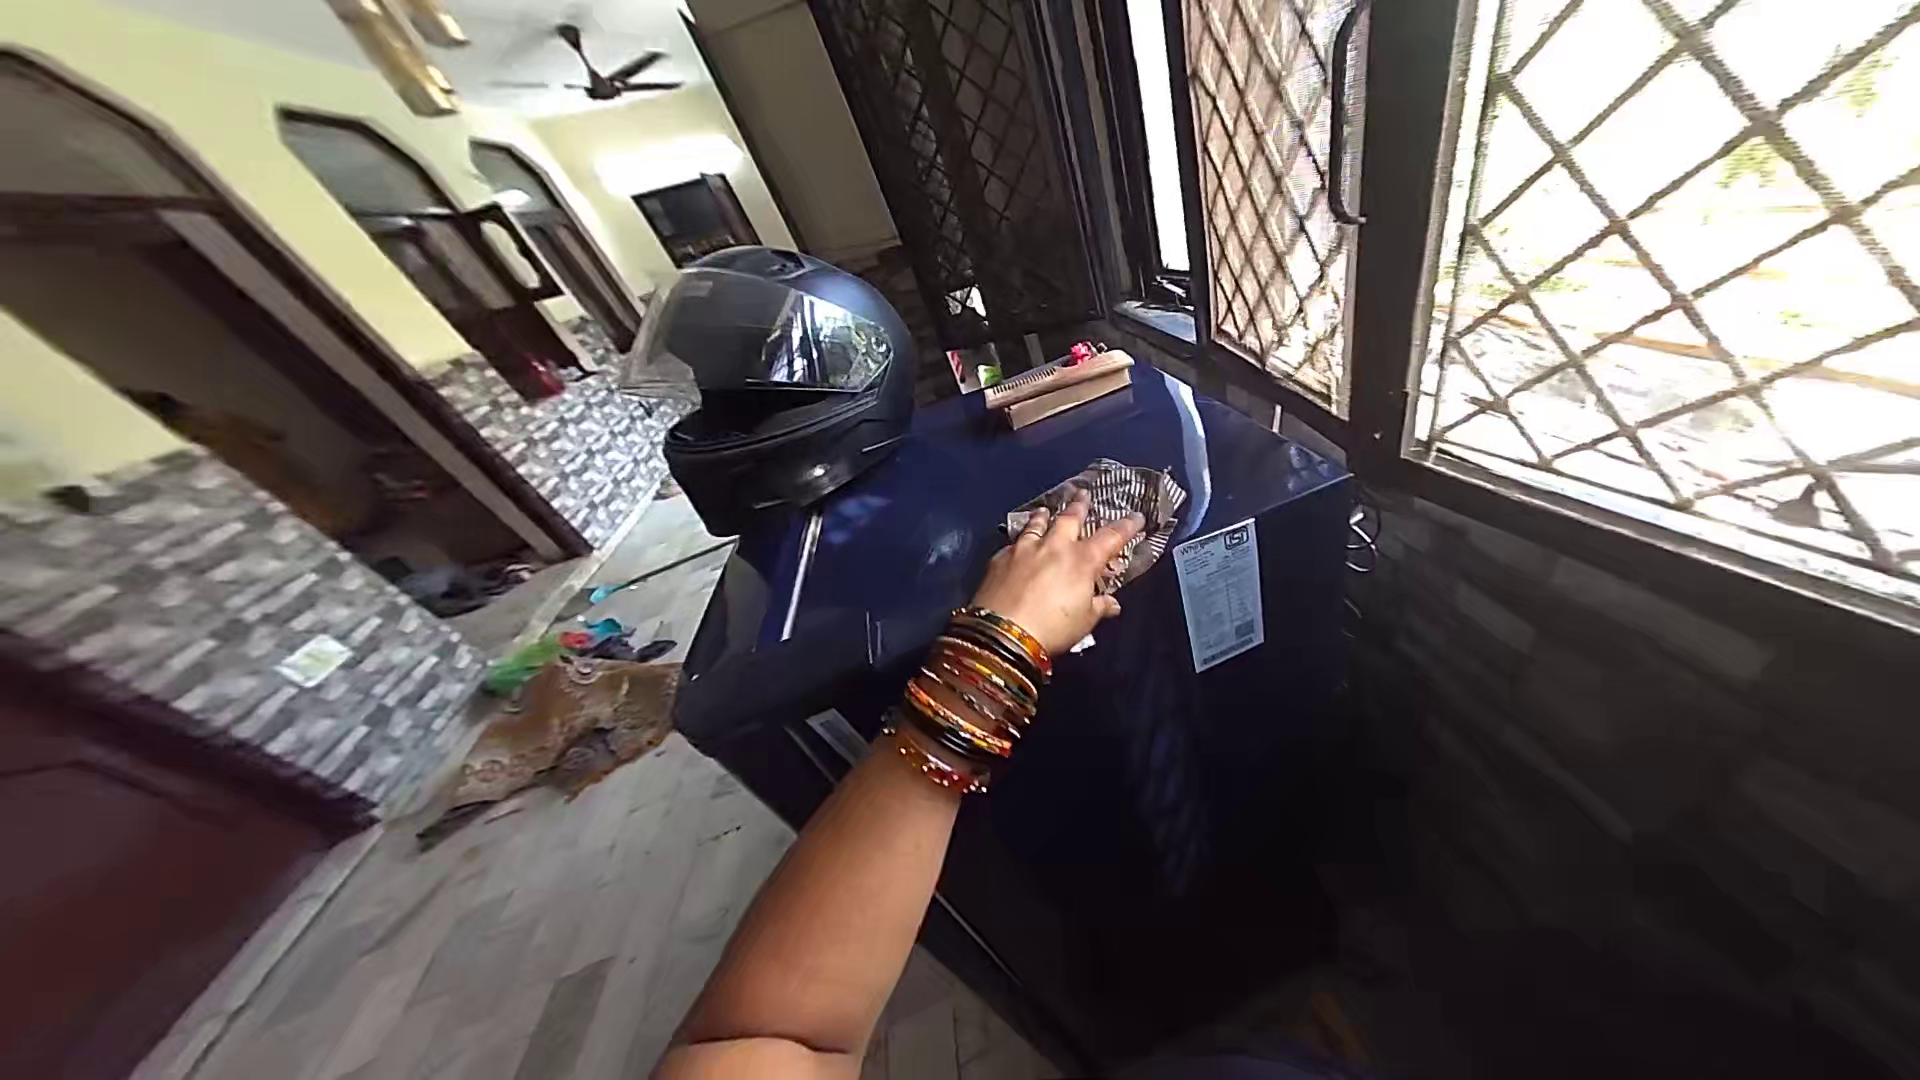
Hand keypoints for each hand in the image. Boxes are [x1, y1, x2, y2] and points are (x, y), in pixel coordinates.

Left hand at [970, 491, 1144, 654]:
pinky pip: (1014, 542)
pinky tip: (1018, 543)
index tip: (1135, 517)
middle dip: (1079, 505)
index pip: (1111, 537)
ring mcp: (1025, 549)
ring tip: (1045, 510)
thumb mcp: (1084, 621)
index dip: (1126, 527)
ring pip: (1037, 524)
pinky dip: (1020, 540)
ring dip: (1044, 516)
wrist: (1003, 632)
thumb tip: (1112, 603)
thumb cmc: (1052, 628)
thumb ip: (1099, 606)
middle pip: (1070, 519)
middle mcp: (1054, 546)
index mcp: (1082, 560)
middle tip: (1083, 493)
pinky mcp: (1001, 558)